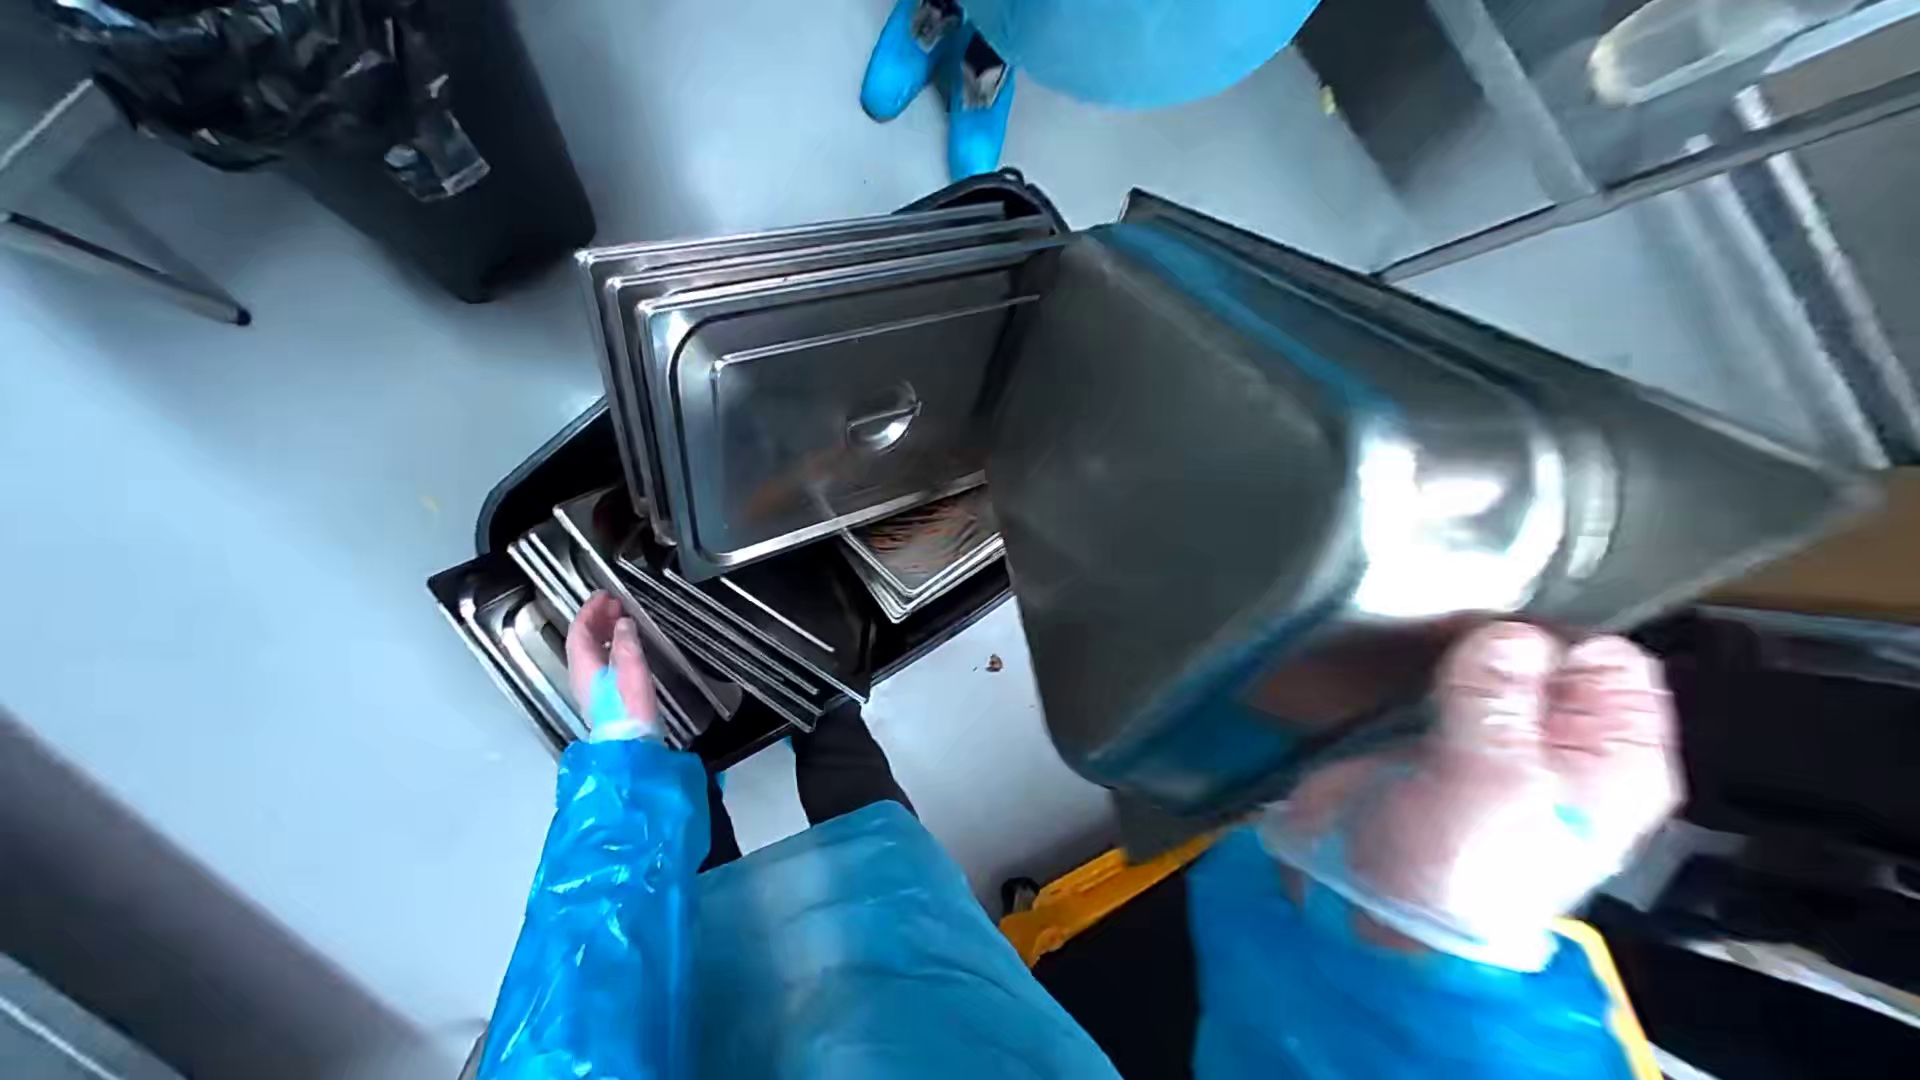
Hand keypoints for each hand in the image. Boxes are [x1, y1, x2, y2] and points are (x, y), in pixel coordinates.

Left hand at [564, 591, 662, 741]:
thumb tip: (623, 624)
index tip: (602, 596)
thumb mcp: (631, 667)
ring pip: (590, 650)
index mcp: (584, 666)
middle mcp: (582, 676)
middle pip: (582, 639)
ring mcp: (590, 687)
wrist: (629, 744)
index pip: (579, 630)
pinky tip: (623, 645)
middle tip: (612, 604)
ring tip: (619, 619)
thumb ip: (626, 642)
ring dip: (603, 631)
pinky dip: (610, 645)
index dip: (590, 610)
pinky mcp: (602, 695)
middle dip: (596, 618)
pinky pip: (600, 660)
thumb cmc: (628, 709)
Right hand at [1260, 621, 1680, 968]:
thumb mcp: (1488, 786)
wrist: (1371, 899)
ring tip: (1413, 645)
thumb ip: (1497, 705)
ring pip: (1484, 657)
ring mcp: (1488, 731)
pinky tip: (1394, 659)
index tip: (1490, 632)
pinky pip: (1435, 673)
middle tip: (1444, 637)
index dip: (1553, 637)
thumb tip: (1505, 632)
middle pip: (1542, 652)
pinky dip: (1419, 659)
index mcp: (1609, 759)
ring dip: (1450, 645)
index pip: (1612, 662)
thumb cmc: (1452, 863)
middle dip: (1494, 635)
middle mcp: (1556, 738)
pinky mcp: (1430, 726)